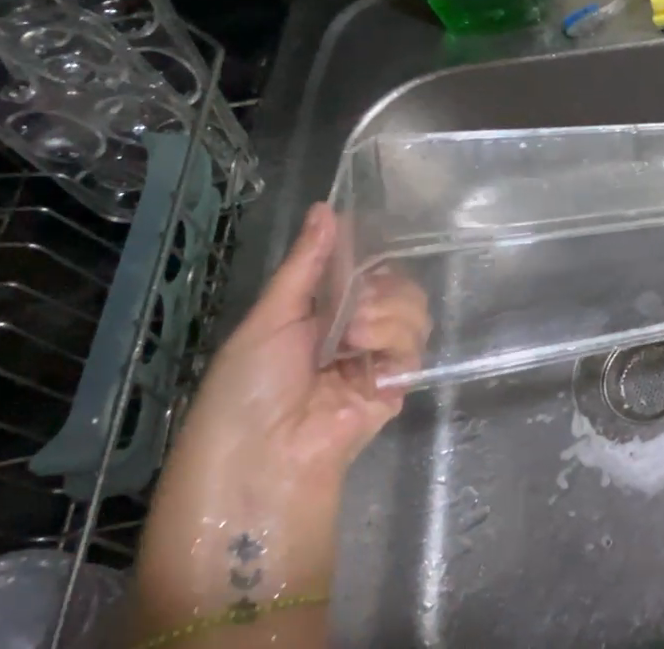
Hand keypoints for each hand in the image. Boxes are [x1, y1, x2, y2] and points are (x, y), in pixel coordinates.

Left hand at [133, 204, 428, 629]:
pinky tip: (367, 351)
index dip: (369, 255)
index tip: (370, 241)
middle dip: (382, 287)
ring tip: (354, 336)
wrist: (261, 455)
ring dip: (387, 312)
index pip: (362, 270)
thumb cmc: (247, 385)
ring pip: (412, 309)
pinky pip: (416, 343)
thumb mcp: (269, 318)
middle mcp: (352, 331)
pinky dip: (396, 339)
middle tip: (356, 304)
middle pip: (396, 286)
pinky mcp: (398, 380)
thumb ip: (306, 264)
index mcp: (317, 314)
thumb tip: (326, 208)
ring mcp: (377, 356)